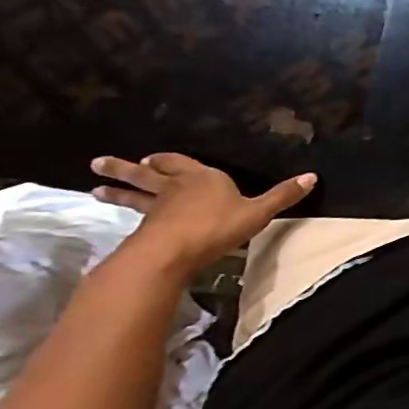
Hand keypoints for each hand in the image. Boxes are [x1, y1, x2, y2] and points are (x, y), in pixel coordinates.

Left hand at [90, 153, 315, 273]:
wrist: (173, 250)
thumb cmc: (217, 226)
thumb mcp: (258, 212)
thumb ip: (282, 196)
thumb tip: (312, 176)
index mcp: (203, 177)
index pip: (183, 163)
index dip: (172, 161)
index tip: (154, 158)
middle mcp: (176, 187)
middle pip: (150, 173)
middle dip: (130, 168)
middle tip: (104, 164)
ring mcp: (157, 208)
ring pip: (134, 193)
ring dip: (117, 187)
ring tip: (95, 186)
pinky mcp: (146, 228)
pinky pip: (134, 216)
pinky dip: (122, 211)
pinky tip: (112, 214)